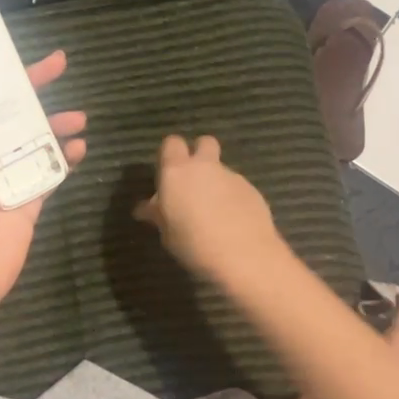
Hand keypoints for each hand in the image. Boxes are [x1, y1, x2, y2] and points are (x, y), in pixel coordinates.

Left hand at [0, 50, 86, 312]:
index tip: (18, 59)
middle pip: (14, 117)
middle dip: (36, 92)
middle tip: (61, 66)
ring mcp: (11, 179)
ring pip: (36, 141)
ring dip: (56, 125)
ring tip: (79, 118)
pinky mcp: (30, 201)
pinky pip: (50, 172)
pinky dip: (66, 158)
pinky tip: (80, 148)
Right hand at [132, 135, 279, 281]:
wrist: (245, 256)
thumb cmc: (194, 245)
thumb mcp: (167, 233)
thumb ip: (158, 214)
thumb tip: (146, 208)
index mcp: (177, 173)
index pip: (171, 143)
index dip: (169, 154)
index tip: (167, 174)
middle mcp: (205, 167)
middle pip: (204, 142)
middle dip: (198, 154)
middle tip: (192, 182)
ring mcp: (232, 176)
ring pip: (220, 169)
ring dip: (214, 182)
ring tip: (213, 213)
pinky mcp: (253, 190)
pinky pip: (236, 187)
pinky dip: (231, 198)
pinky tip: (231, 221)